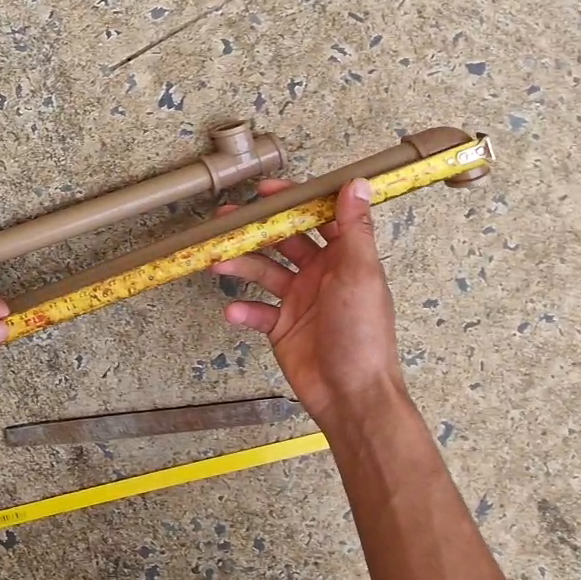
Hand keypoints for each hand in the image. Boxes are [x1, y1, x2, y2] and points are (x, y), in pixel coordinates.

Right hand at [210, 177, 407, 431]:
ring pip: (262, 271)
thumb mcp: (360, 274)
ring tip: (217, 262)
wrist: (353, 396)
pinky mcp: (281, 327)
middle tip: (225, 219)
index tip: (266, 191)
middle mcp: (319, 275)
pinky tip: (233, 312)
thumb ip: (355, 228)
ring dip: (240, 265)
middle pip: (281, 242)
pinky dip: (242, 310)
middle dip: (254, 229)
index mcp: (343, 259)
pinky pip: (256, 310)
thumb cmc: (363, 334)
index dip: (293, 202)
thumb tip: (359, 183)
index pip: (317, 218)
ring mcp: (298, 301)